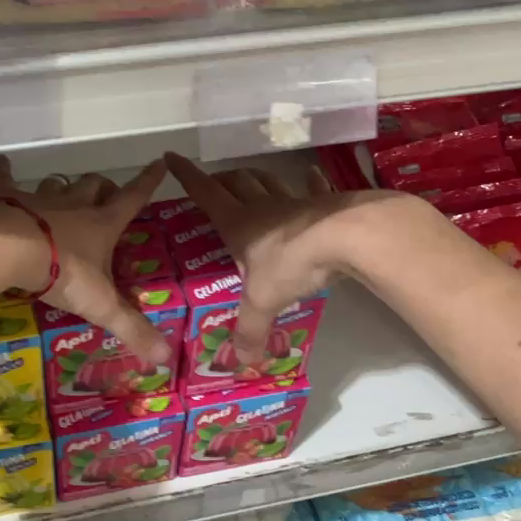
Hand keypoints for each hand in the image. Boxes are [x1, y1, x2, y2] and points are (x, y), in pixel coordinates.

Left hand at [0, 155, 171, 363]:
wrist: (11, 249)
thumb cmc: (63, 273)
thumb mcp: (102, 306)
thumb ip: (132, 329)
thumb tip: (166, 358)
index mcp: (102, 225)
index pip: (134, 199)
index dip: (149, 182)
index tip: (160, 163)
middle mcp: (75, 206)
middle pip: (95, 186)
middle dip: (105, 188)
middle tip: (108, 195)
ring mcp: (41, 200)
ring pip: (58, 184)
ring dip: (64, 186)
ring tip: (66, 189)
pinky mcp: (8, 200)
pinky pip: (6, 180)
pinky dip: (4, 171)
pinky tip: (2, 163)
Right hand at [164, 153, 407, 363]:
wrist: (349, 236)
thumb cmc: (293, 262)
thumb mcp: (263, 301)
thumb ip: (250, 330)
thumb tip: (241, 363)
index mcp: (238, 223)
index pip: (205, 193)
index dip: (186, 176)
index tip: (171, 157)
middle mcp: (263, 206)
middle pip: (238, 182)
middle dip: (223, 179)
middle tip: (216, 181)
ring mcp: (296, 201)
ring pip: (270, 182)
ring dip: (258, 179)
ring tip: (251, 179)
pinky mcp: (327, 203)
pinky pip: (314, 189)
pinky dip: (309, 183)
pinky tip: (310, 178)